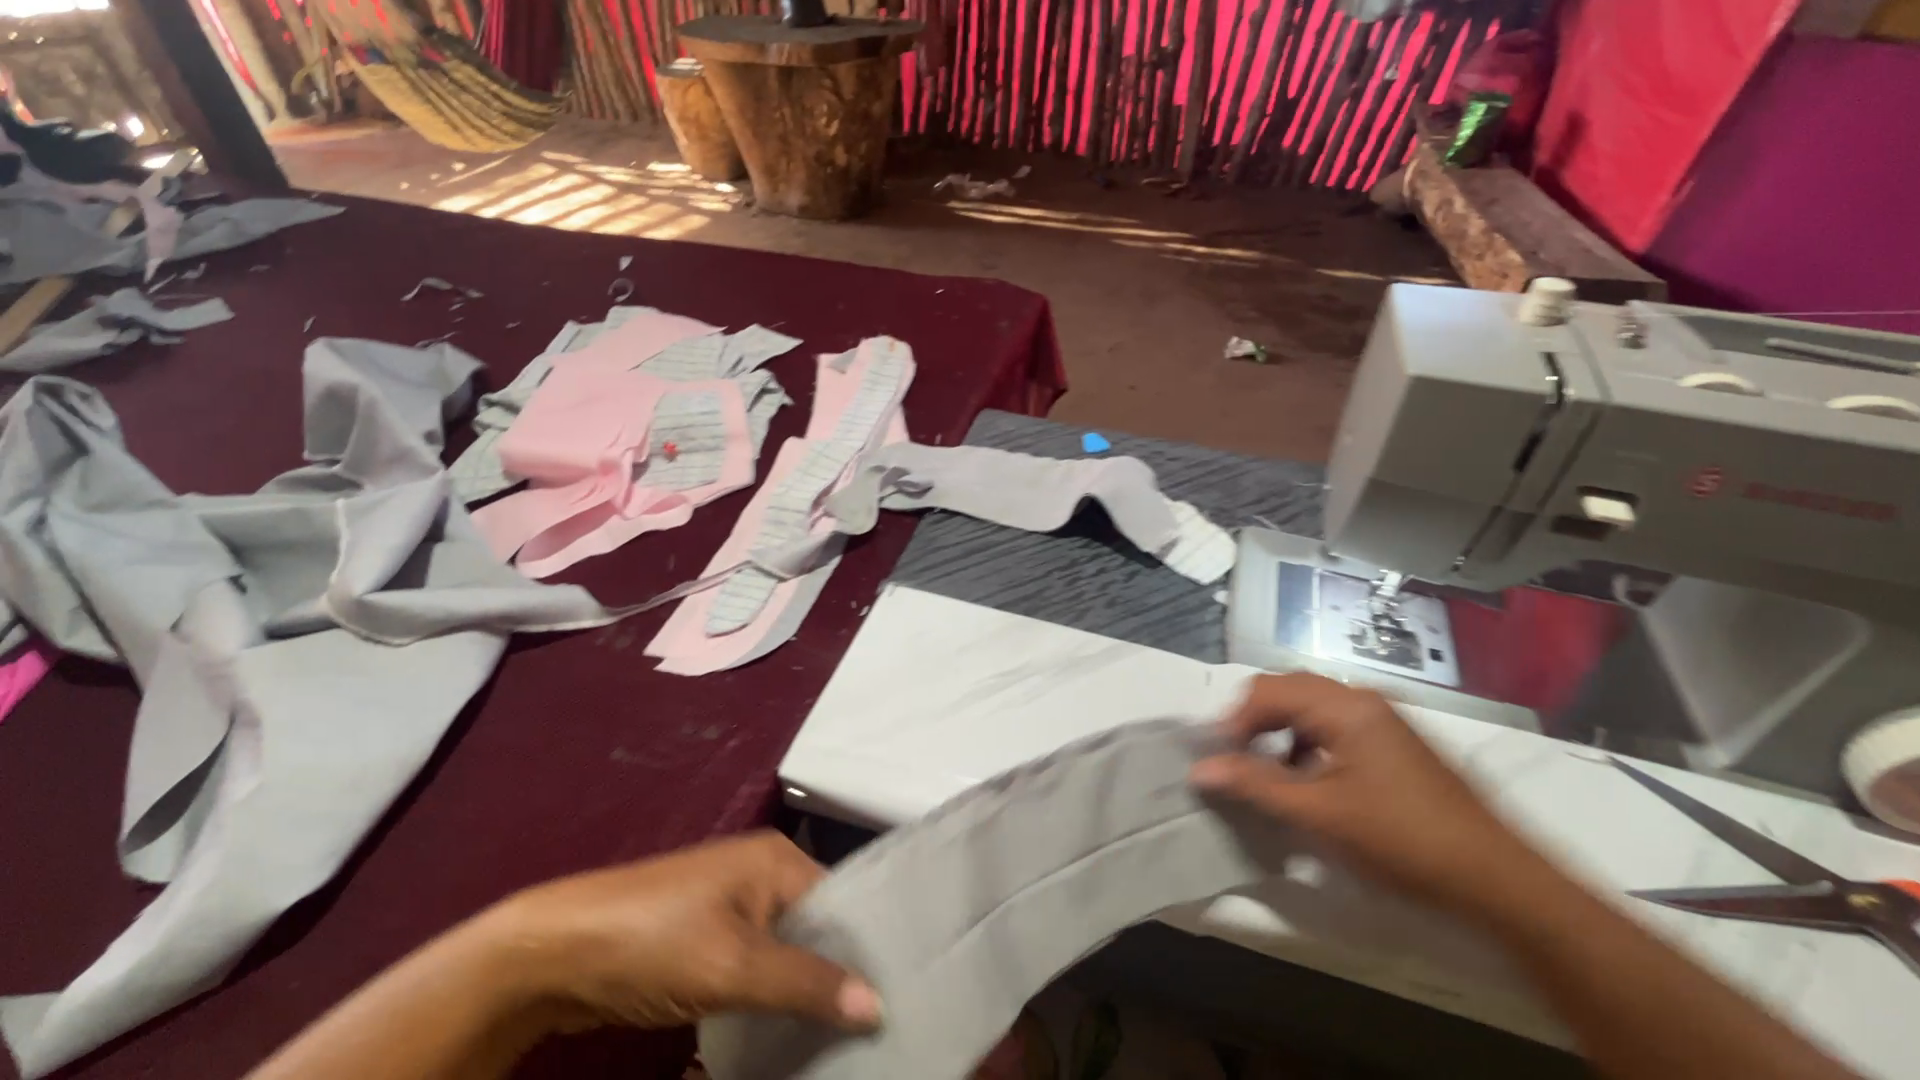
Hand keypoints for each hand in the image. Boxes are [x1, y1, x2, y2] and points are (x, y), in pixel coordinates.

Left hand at [475, 831, 880, 1032]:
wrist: (550, 953)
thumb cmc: (652, 943)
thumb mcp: (735, 967)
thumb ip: (807, 984)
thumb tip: (878, 1006)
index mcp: (776, 860)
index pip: (845, 903)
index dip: (870, 950)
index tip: (903, 996)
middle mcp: (759, 874)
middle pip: (818, 928)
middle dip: (839, 976)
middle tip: (878, 1025)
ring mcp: (729, 905)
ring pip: (787, 951)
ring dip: (805, 991)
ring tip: (845, 1036)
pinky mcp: (704, 938)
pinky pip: (756, 965)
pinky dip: (772, 995)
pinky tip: (791, 1031)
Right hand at [1190, 673, 1550, 918]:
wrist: (1493, 877)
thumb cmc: (1399, 840)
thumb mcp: (1318, 814)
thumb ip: (1255, 785)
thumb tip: (1201, 767)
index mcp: (1345, 706)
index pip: (1267, 689)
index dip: (1234, 721)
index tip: (1220, 762)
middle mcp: (1365, 700)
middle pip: (1289, 691)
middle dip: (1255, 723)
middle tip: (1237, 765)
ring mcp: (1385, 720)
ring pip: (1313, 709)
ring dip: (1281, 734)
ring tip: (1270, 777)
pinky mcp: (1397, 744)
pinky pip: (1337, 727)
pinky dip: (1310, 745)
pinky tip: (1312, 784)